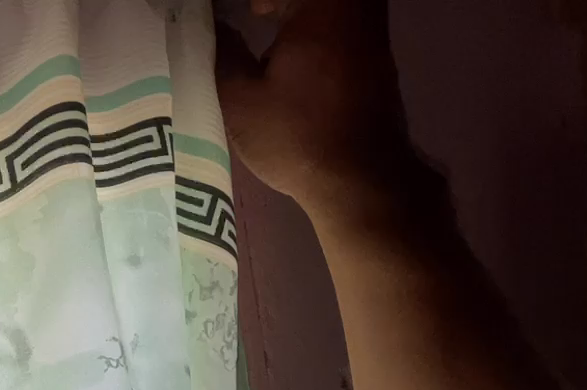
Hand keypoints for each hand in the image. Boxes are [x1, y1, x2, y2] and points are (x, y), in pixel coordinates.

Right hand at [215, 0, 432, 227]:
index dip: (235, 6)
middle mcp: (355, 0)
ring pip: (323, 7)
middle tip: (243, 13)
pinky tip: (287, 48)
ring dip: (289, 10)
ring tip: (260, 18)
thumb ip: (221, 54)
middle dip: (269, 4)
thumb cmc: (296, 135)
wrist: (358, 176)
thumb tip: (211, 27)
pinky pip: (338, 17)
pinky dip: (311, 23)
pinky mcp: (375, 49)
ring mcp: (371, 22)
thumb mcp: (241, 99)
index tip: (214, 14)